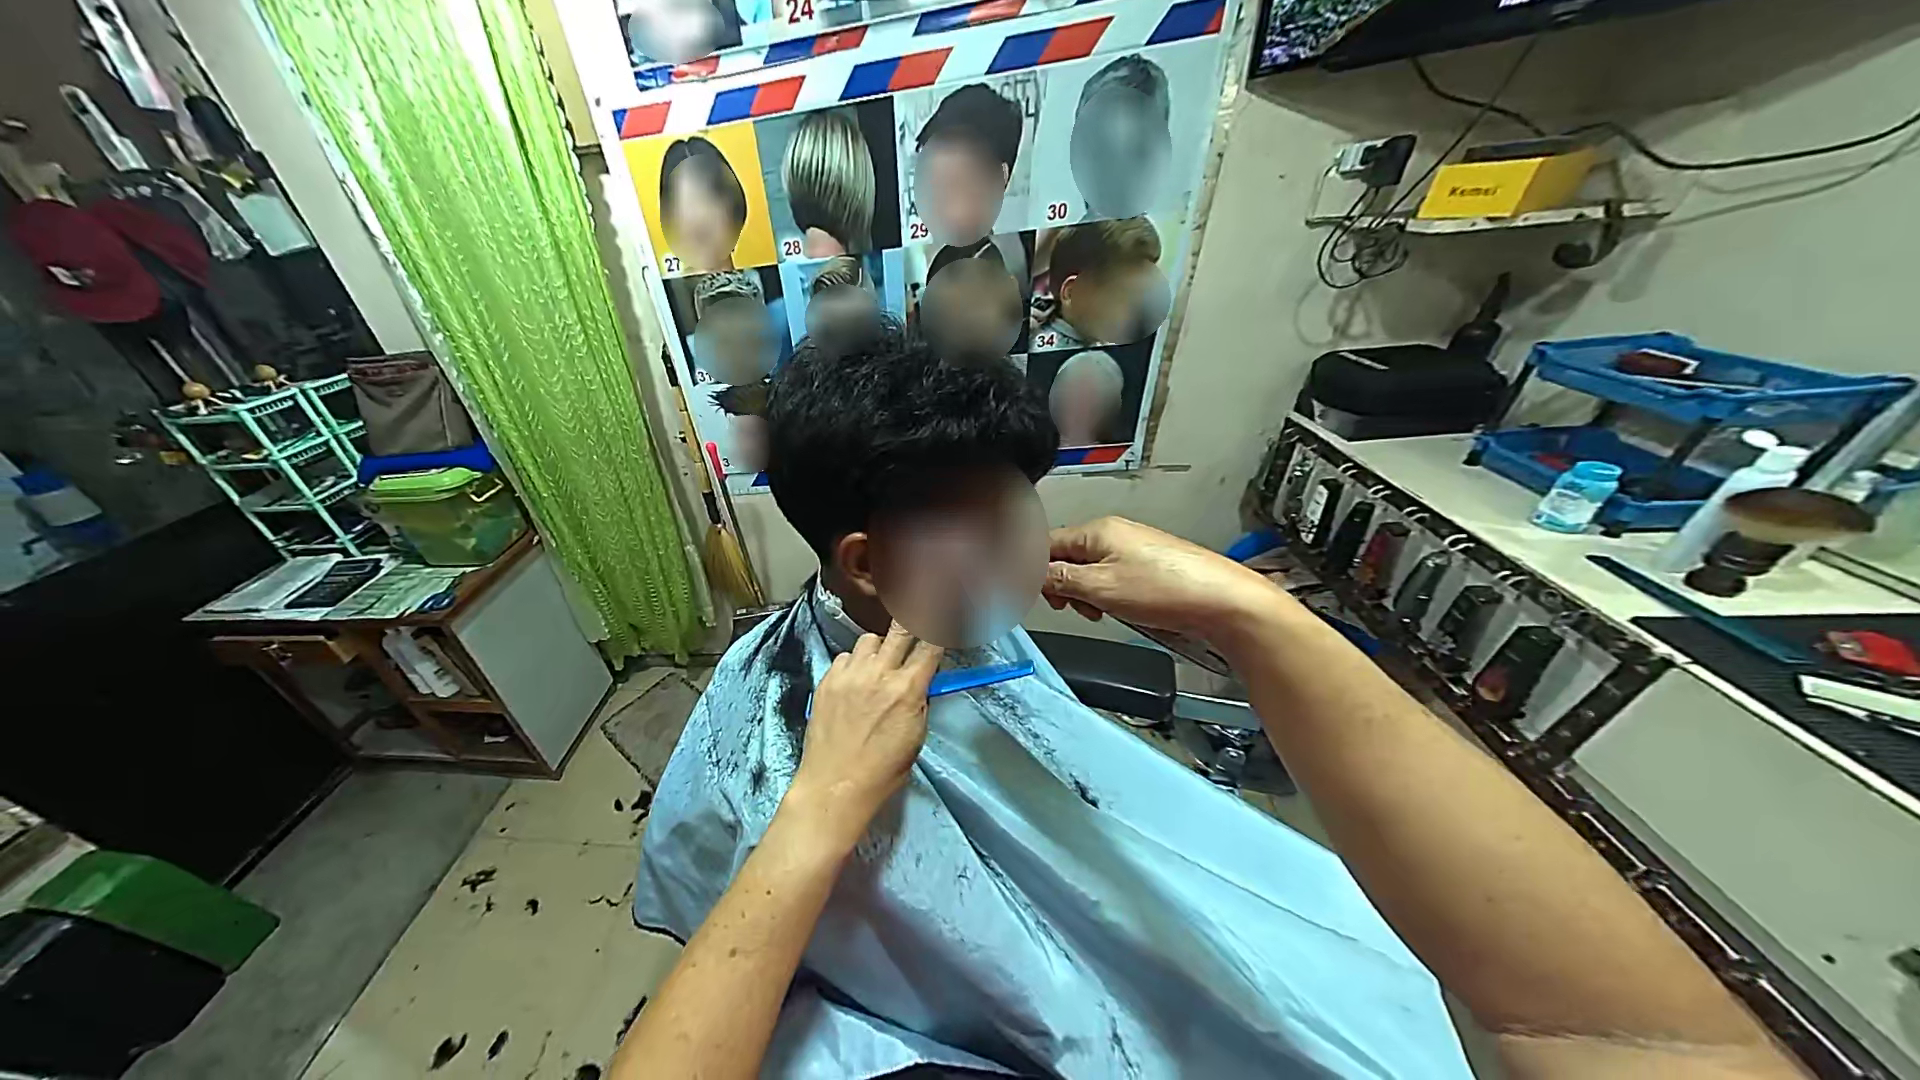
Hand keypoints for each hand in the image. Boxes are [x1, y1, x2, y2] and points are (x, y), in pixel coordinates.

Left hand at [787, 623, 942, 849]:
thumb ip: (919, 700)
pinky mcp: (827, 680)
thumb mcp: (916, 735)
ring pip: (869, 639)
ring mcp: (850, 674)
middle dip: (911, 624)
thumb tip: (921, 679)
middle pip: (901, 628)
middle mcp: (879, 673)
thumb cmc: (883, 769)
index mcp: (907, 689)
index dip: (939, 629)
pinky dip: (854, 664)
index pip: (930, 645)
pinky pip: (846, 657)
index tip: (941, 621)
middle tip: (914, 625)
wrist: (835, 785)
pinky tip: (855, 681)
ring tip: (879, 665)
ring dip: (879, 647)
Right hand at [1044, 517, 1293, 645]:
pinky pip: (1111, 577)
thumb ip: (1059, 579)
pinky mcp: (1148, 568)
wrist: (1223, 602)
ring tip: (1098, 611)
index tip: (1032, 595)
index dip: (1032, 571)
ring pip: (1088, 569)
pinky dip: (1105, 595)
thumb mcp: (1100, 587)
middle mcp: (1114, 533)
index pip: (1046, 544)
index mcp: (1098, 531)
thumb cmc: (1170, 589)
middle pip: (1067, 556)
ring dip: (1083, 593)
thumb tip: (1029, 573)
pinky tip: (1117, 610)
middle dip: (1061, 585)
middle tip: (1070, 607)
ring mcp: (1133, 550)